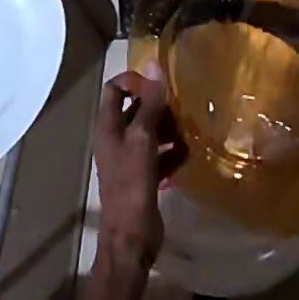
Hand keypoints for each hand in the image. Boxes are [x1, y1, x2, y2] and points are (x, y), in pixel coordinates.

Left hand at [92, 64, 184, 263]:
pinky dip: (172, 153)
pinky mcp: (143, 177)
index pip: (114, 89)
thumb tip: (153, 63)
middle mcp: (116, 138)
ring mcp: (129, 159)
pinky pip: (159, 156)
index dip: (133, 81)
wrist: (131, 236)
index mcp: (108, 126)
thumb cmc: (132, 182)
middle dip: (157, 106)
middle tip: (180, 106)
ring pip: (149, 133)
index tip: (157, 85)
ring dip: (168, 129)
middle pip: (135, 110)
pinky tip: (189, 153)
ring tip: (190, 128)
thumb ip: (150, 103)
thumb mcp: (143, 138)